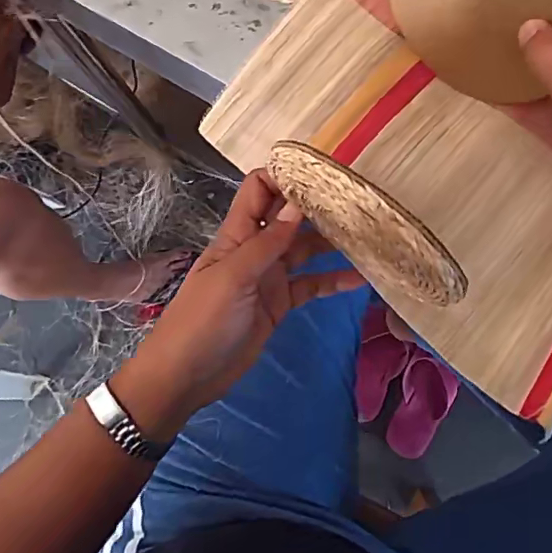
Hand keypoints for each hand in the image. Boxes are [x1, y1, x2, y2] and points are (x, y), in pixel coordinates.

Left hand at [111, 171, 363, 438]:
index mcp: (238, 234)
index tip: (319, 174)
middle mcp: (256, 249)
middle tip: (356, 203)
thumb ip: (266, 241)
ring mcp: (270, 276)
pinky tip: (359, 279)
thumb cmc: (201, 320)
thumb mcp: (233, 277)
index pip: (259, 190)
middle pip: (289, 217)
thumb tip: (298, 203)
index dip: (285, 177)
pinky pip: (311, 284)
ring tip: (366, 237)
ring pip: (305, 249)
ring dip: (331, 243)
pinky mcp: (281, 303)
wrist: (185, 378)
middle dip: (318, 207)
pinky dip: (333, 280)